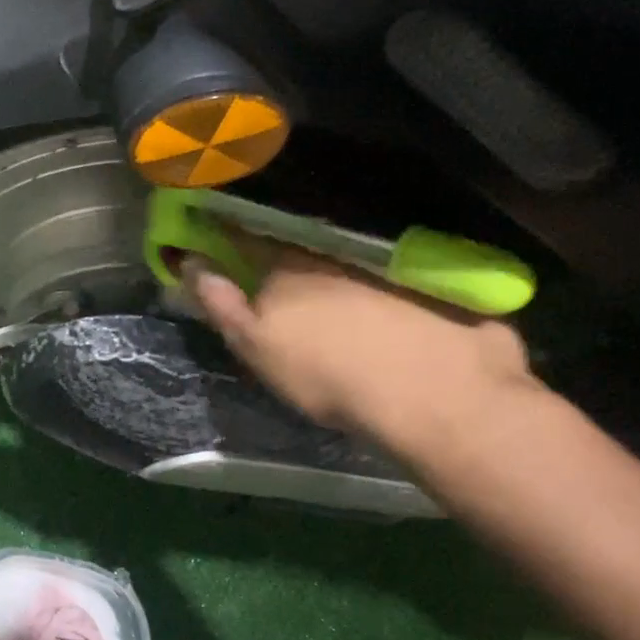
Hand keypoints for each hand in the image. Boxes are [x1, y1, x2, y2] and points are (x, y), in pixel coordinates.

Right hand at [183, 238, 542, 443]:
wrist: (441, 401)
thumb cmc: (327, 375)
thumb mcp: (254, 346)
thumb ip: (221, 303)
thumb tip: (191, 262)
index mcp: (287, 267)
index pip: (248, 240)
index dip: (229, 238)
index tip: (215, 239)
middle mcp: (338, 260)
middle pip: (304, 255)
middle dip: (292, 263)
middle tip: (288, 288)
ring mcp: (395, 275)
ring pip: (357, 269)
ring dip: (345, 279)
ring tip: (342, 309)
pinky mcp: (449, 298)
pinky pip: (415, 290)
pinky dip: (405, 299)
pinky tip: (408, 322)